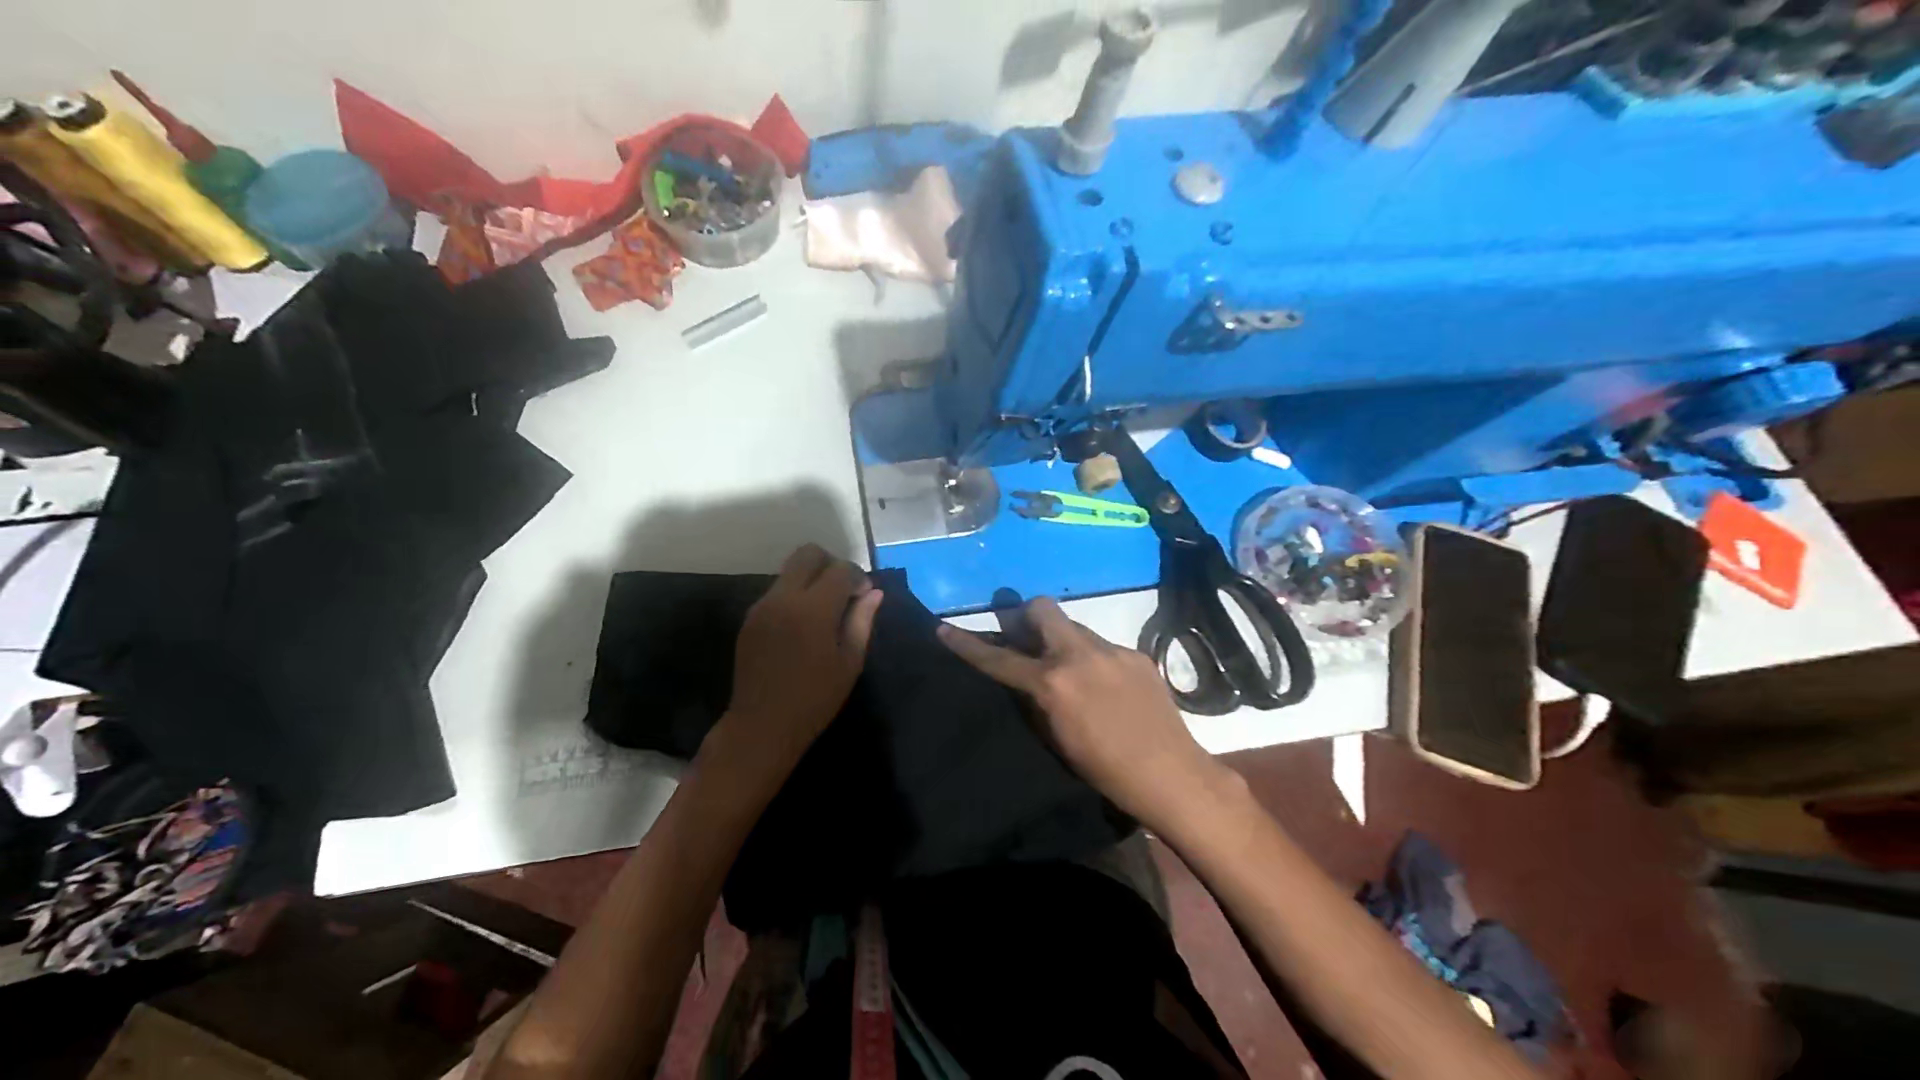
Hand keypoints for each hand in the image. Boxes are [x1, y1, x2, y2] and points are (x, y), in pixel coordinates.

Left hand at [721, 544, 884, 766]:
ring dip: (811, 579)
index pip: (840, 569)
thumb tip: (874, 593)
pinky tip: (803, 624)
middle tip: (843, 591)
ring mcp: (762, 606)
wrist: (761, 725)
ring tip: (825, 610)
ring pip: (790, 570)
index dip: (858, 577)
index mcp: (813, 610)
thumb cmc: (814, 699)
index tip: (865, 595)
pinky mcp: (750, 617)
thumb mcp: (849, 663)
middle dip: (831, 564)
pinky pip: (777, 590)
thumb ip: (862, 621)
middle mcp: (784, 598)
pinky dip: (795, 594)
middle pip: (808, 553)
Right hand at [937, 597, 1233, 831]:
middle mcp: (1080, 655)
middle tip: (1028, 638)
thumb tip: (1024, 679)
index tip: (944, 629)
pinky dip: (1095, 658)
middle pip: (1042, 608)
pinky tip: (1107, 686)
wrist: (1170, 774)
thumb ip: (1035, 701)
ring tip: (1074, 671)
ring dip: (1064, 640)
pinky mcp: (1138, 654)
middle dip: (1028, 616)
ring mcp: (1112, 650)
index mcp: (1053, 682)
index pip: (999, 657)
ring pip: (1076, 627)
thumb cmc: (1103, 770)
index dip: (967, 644)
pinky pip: (1105, 646)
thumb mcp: (1055, 738)